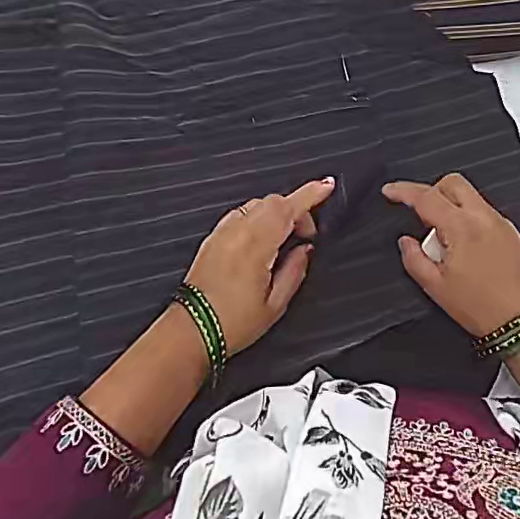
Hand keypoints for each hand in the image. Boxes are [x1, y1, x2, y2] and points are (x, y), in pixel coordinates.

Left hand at [182, 177, 336, 356]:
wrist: (192, 332)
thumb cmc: (230, 323)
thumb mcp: (276, 303)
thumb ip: (295, 269)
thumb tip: (305, 250)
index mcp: (256, 244)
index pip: (289, 207)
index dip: (311, 193)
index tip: (327, 186)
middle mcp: (236, 232)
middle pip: (273, 201)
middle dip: (296, 210)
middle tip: (307, 235)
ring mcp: (222, 233)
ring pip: (256, 205)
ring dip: (276, 214)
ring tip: (284, 241)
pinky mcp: (212, 239)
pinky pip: (240, 215)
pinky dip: (258, 219)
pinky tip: (262, 242)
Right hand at [383, 173, 519, 337]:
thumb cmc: (483, 307)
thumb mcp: (435, 287)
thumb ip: (413, 259)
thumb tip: (406, 242)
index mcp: (463, 228)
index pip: (427, 197)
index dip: (403, 190)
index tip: (391, 191)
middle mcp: (484, 218)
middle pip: (452, 183)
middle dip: (431, 192)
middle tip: (422, 218)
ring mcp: (500, 223)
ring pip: (469, 195)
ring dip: (450, 206)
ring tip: (444, 241)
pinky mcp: (509, 231)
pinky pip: (482, 210)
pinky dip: (467, 218)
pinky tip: (462, 246)